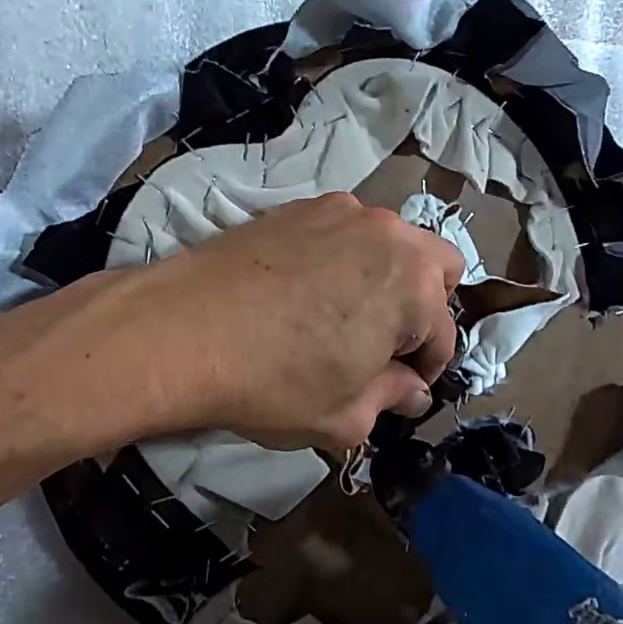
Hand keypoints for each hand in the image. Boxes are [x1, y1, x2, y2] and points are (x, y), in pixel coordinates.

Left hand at [8, 193, 463, 452]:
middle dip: (424, 308)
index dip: (425, 370)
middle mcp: (391, 235)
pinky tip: (307, 289)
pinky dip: (347, 257)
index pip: (443, 335)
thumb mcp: (344, 416)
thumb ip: (391, 399)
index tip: (400, 387)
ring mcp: (345, 213)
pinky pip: (348, 231)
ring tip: (344, 313)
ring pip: (393, 243)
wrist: (178, 331)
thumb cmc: (273, 383)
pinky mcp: (303, 207)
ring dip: (387, 277)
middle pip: (437, 268)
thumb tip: (411, 391)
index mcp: (414, 286)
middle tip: (383, 342)